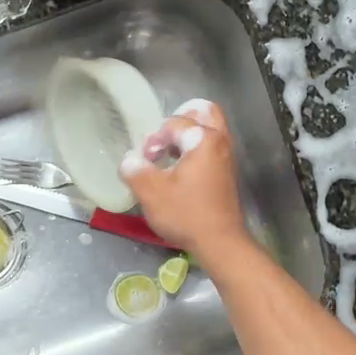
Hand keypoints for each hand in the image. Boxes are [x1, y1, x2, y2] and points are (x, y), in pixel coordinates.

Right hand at [120, 99, 249, 263]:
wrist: (219, 242)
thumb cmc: (185, 214)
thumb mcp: (151, 193)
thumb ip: (135, 170)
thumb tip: (129, 161)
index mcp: (203, 140)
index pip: (174, 123)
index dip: (154, 139)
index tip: (145, 160)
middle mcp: (220, 141)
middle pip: (204, 112)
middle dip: (181, 119)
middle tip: (164, 138)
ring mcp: (227, 157)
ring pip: (210, 129)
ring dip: (188, 135)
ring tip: (168, 153)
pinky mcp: (227, 173)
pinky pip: (212, 146)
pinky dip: (196, 149)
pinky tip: (179, 169)